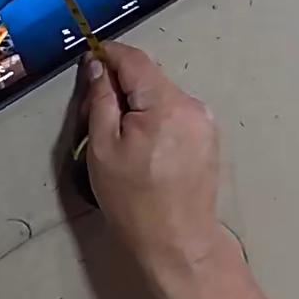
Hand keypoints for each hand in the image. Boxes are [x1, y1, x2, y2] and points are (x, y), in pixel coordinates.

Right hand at [80, 43, 229, 281]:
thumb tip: (98, 66)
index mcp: (166, 105)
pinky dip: (154, 114)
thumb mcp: (103, 148)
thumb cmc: (135, 202)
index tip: (90, 58)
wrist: (178, 244)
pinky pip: (175, 110)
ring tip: (118, 133)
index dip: (109, 53)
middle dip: (121, 83)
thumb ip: (100, 99)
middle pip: (149, 76)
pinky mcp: (208, 135)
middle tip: (95, 107)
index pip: (135, 60)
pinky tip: (141, 142)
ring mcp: (204, 121)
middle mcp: (192, 105)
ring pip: (161, 93)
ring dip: (137, 100)